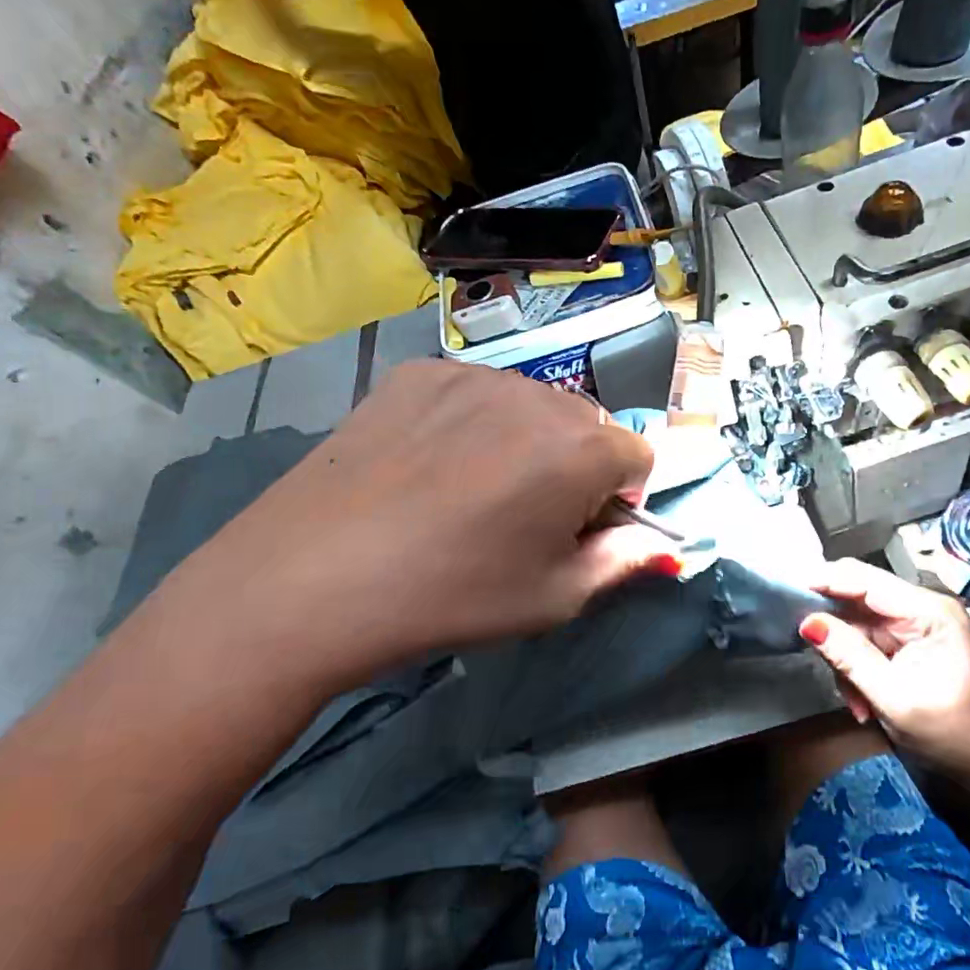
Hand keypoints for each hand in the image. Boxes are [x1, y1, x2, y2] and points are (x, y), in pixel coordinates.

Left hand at [135, 360, 678, 697]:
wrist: (311, 579)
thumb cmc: (452, 595)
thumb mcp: (554, 598)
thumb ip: (622, 562)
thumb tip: (659, 545)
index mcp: (583, 448)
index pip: (640, 455)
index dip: (618, 498)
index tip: (578, 530)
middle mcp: (538, 395)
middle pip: (588, 424)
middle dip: (576, 465)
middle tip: (524, 515)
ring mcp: (472, 375)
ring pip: (531, 405)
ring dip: (526, 440)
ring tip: (469, 490)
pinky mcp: (417, 372)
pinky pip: (473, 392)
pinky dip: (472, 422)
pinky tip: (429, 465)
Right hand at [800, 560, 969, 783]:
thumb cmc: (959, 732)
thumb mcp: (896, 698)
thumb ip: (850, 658)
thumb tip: (808, 623)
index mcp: (927, 610)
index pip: (864, 579)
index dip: (824, 581)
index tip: (786, 591)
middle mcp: (921, 609)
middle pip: (858, 604)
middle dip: (837, 638)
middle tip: (826, 670)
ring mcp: (918, 629)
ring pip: (859, 630)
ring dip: (849, 665)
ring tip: (859, 705)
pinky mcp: (913, 649)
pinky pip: (871, 649)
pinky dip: (861, 675)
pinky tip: (867, 706)